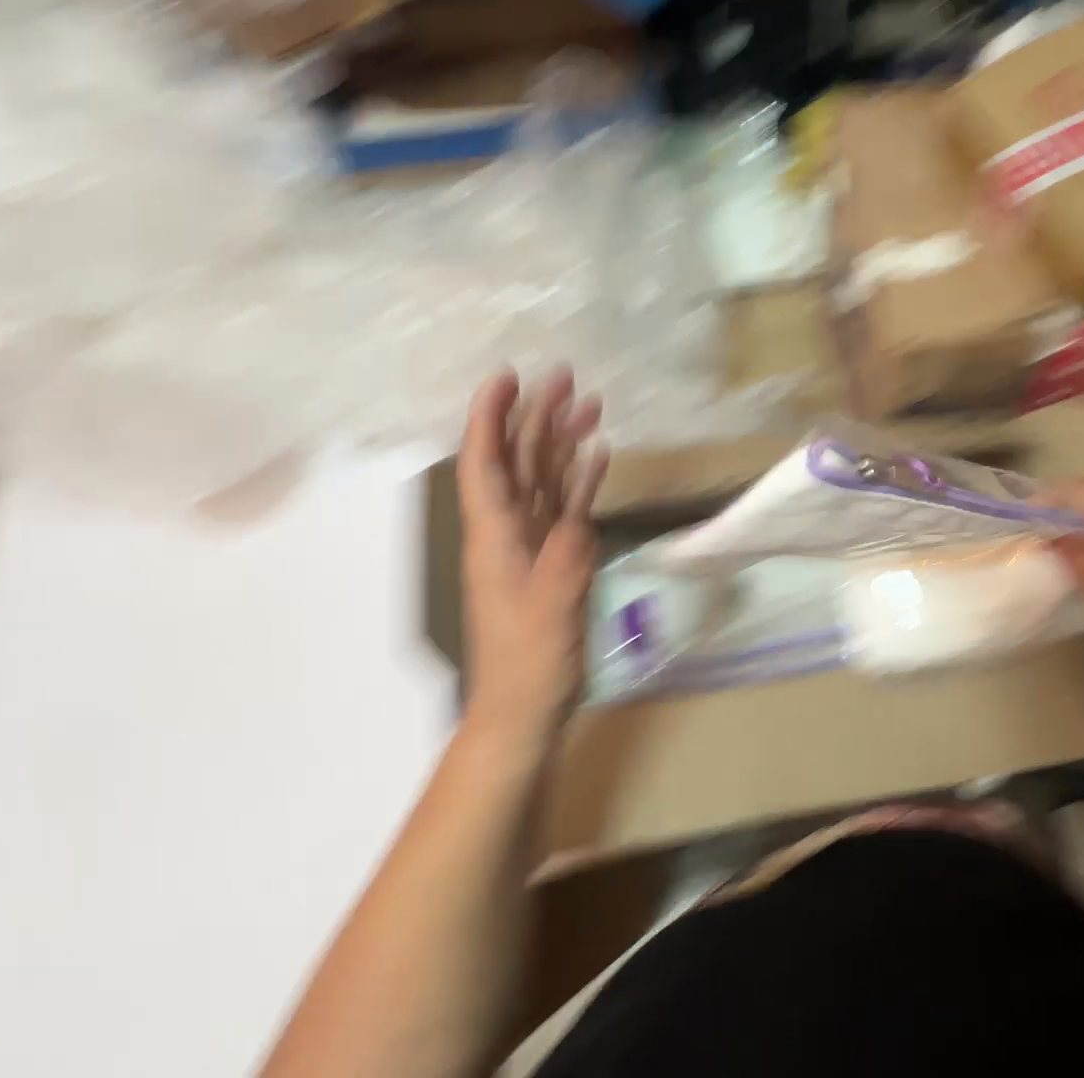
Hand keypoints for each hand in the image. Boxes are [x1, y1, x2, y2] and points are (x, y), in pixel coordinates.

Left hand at [456, 369, 608, 734]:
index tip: (510, 377)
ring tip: (591, 406)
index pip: (485, 461)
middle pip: (519, 461)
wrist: (524, 706)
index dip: (491, 416)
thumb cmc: (528, 658)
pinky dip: (581, 483)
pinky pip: (566, 511)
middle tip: (567, 377)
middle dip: (538, 416)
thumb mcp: (551, 604)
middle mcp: (509, 530)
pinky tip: (598, 459)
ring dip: (563, 442)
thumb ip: (565, 554)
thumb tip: (578, 517)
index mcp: (494, 534)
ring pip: (545, 481)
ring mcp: (532, 546)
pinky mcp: (554, 563)